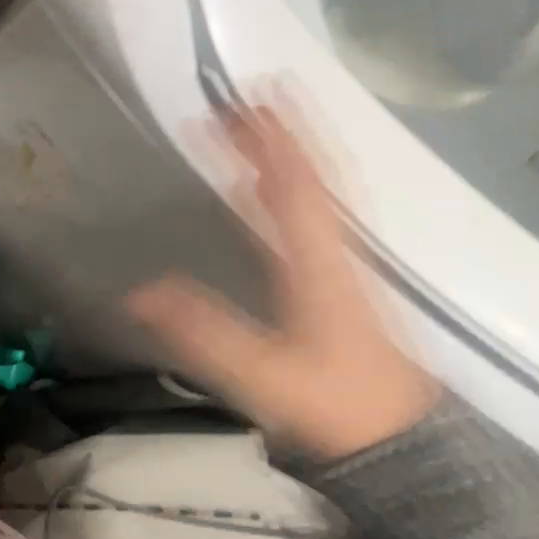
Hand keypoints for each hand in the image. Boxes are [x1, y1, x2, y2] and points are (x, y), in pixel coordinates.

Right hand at [127, 105, 438, 460]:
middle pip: (316, 178)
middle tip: (247, 96)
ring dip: (295, 151)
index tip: (246, 104)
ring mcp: (345, 263)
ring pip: (326, 191)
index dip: (271, 145)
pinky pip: (324, 211)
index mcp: (318, 266)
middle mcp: (338, 252)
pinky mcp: (343, 278)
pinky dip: (302, 181)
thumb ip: (201, 332)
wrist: (400, 442)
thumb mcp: (259, 375)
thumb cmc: (330, 404)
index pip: (295, 192)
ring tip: (259, 121)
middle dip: (282, 134)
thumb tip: (137, 290)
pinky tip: (274, 182)